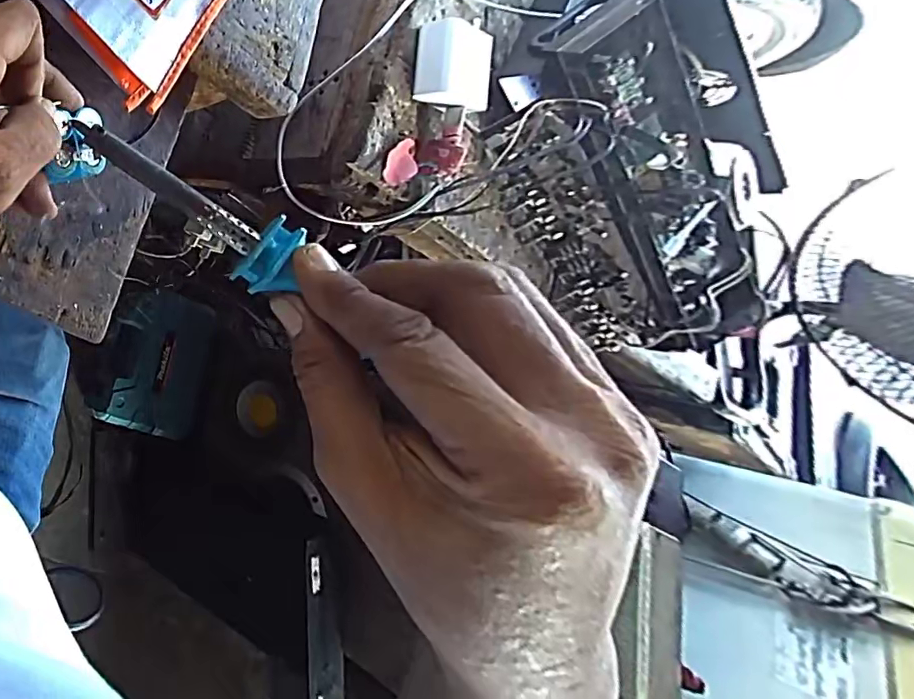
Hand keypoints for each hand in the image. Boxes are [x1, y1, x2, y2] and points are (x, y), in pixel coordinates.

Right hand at [272, 249, 656, 698]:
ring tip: (382, 316)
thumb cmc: (450, 583)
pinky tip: (433, 335)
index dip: (348, 299)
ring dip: (429, 287)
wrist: (531, 641)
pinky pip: (531, 317)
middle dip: (392, 280)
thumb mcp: (361, 487)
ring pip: (506, 292)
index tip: (308, 272)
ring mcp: (613, 412)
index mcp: (525, 469)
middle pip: (473, 294)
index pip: (416, 343)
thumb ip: (326, 385)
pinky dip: (468, 310)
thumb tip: (301, 312)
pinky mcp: (612, 402)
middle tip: (342, 295)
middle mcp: (589, 430)